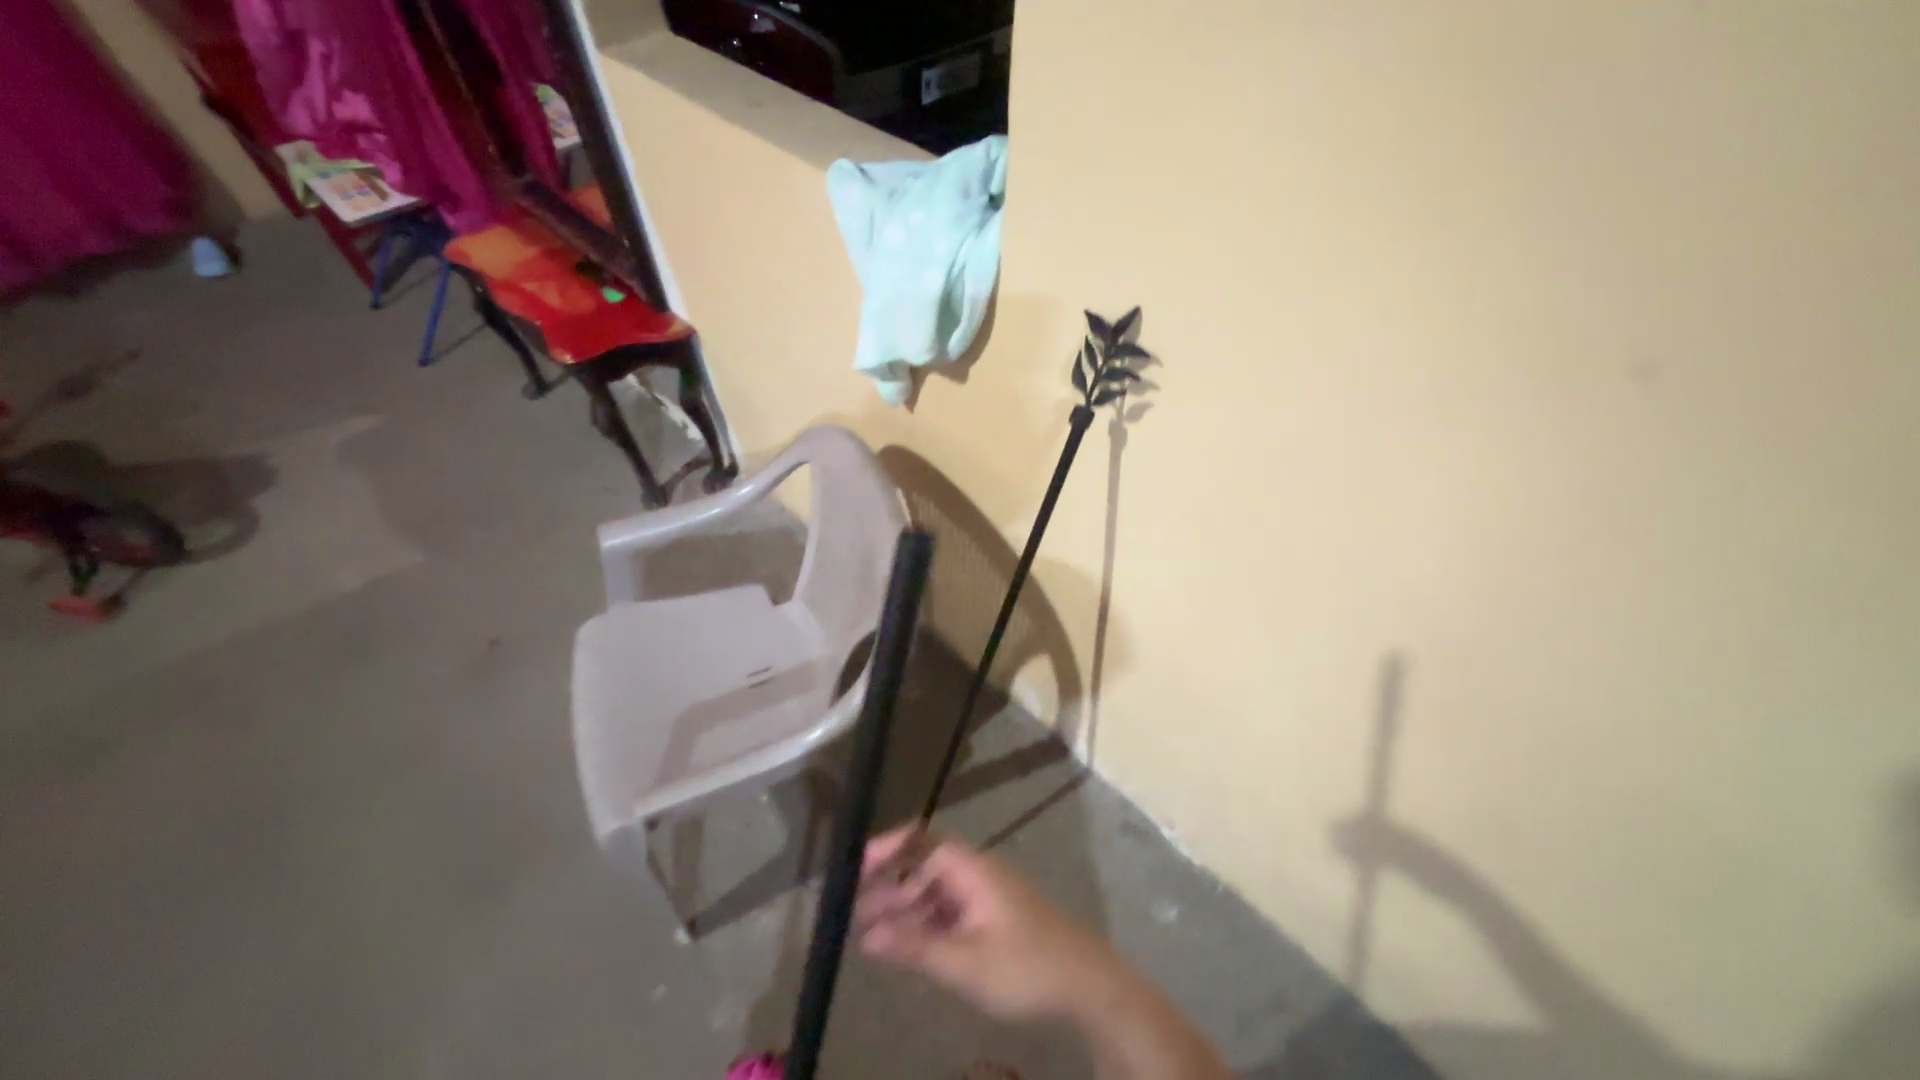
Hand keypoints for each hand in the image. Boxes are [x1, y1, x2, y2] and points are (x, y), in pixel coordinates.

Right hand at [856, 828, 1123, 1022]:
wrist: (1091, 987)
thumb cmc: (1027, 967)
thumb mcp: (965, 963)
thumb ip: (915, 946)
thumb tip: (866, 934)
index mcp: (974, 871)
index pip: (923, 842)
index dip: (888, 849)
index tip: (854, 866)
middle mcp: (980, 875)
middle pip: (926, 868)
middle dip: (889, 888)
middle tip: (853, 914)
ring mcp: (990, 897)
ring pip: (938, 892)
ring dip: (906, 910)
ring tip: (873, 937)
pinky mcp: (997, 920)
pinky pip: (952, 911)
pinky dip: (927, 924)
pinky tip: (909, 947)